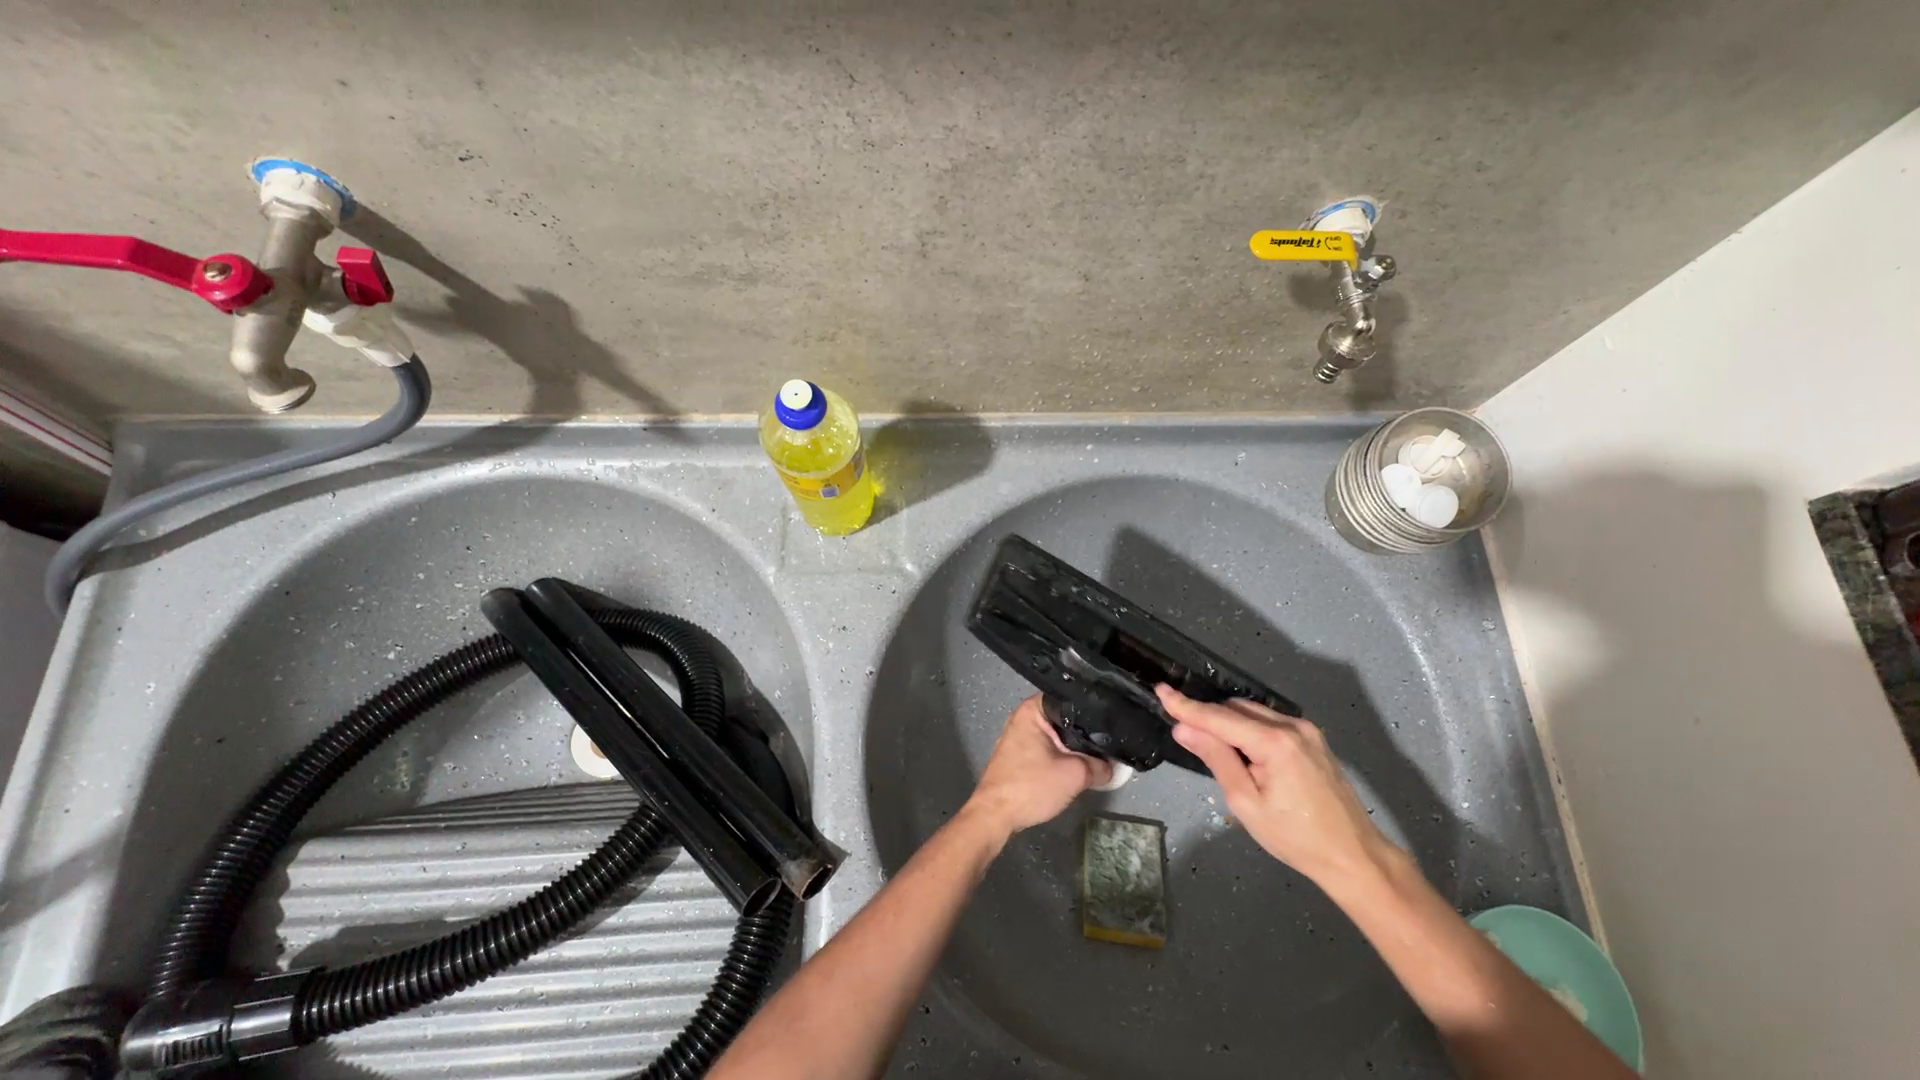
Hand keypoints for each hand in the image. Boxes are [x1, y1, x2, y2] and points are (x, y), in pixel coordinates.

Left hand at [962, 696, 1114, 837]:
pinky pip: (1049, 751)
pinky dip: (1062, 759)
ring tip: (1098, 757)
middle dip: (1087, 733)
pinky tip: (1077, 769)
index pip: (1072, 699)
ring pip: (1058, 738)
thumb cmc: (1031, 786)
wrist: (996, 816)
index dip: (1095, 710)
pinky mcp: (1020, 756)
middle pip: (1066, 720)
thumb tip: (1113, 766)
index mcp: (1033, 709)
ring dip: (1075, 749)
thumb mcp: (1076, 775)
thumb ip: (1100, 766)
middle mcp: (1024, 717)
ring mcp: (1020, 737)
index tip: (1115, 722)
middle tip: (1112, 743)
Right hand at [1158, 684, 1392, 889]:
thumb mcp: (1246, 802)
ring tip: (1215, 751)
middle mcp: (1293, 726)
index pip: (1219, 717)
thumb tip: (1185, 729)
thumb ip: (1216, 759)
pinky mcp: (1314, 740)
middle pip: (1237, 708)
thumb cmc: (1295, 837)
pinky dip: (1250, 730)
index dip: (1186, 705)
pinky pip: (1271, 723)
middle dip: (1209, 717)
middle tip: (1185, 734)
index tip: (1160, 690)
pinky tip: (1243, 754)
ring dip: (1229, 723)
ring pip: (1254, 713)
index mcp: (1275, 742)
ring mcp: (1307, 731)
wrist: (1352, 855)